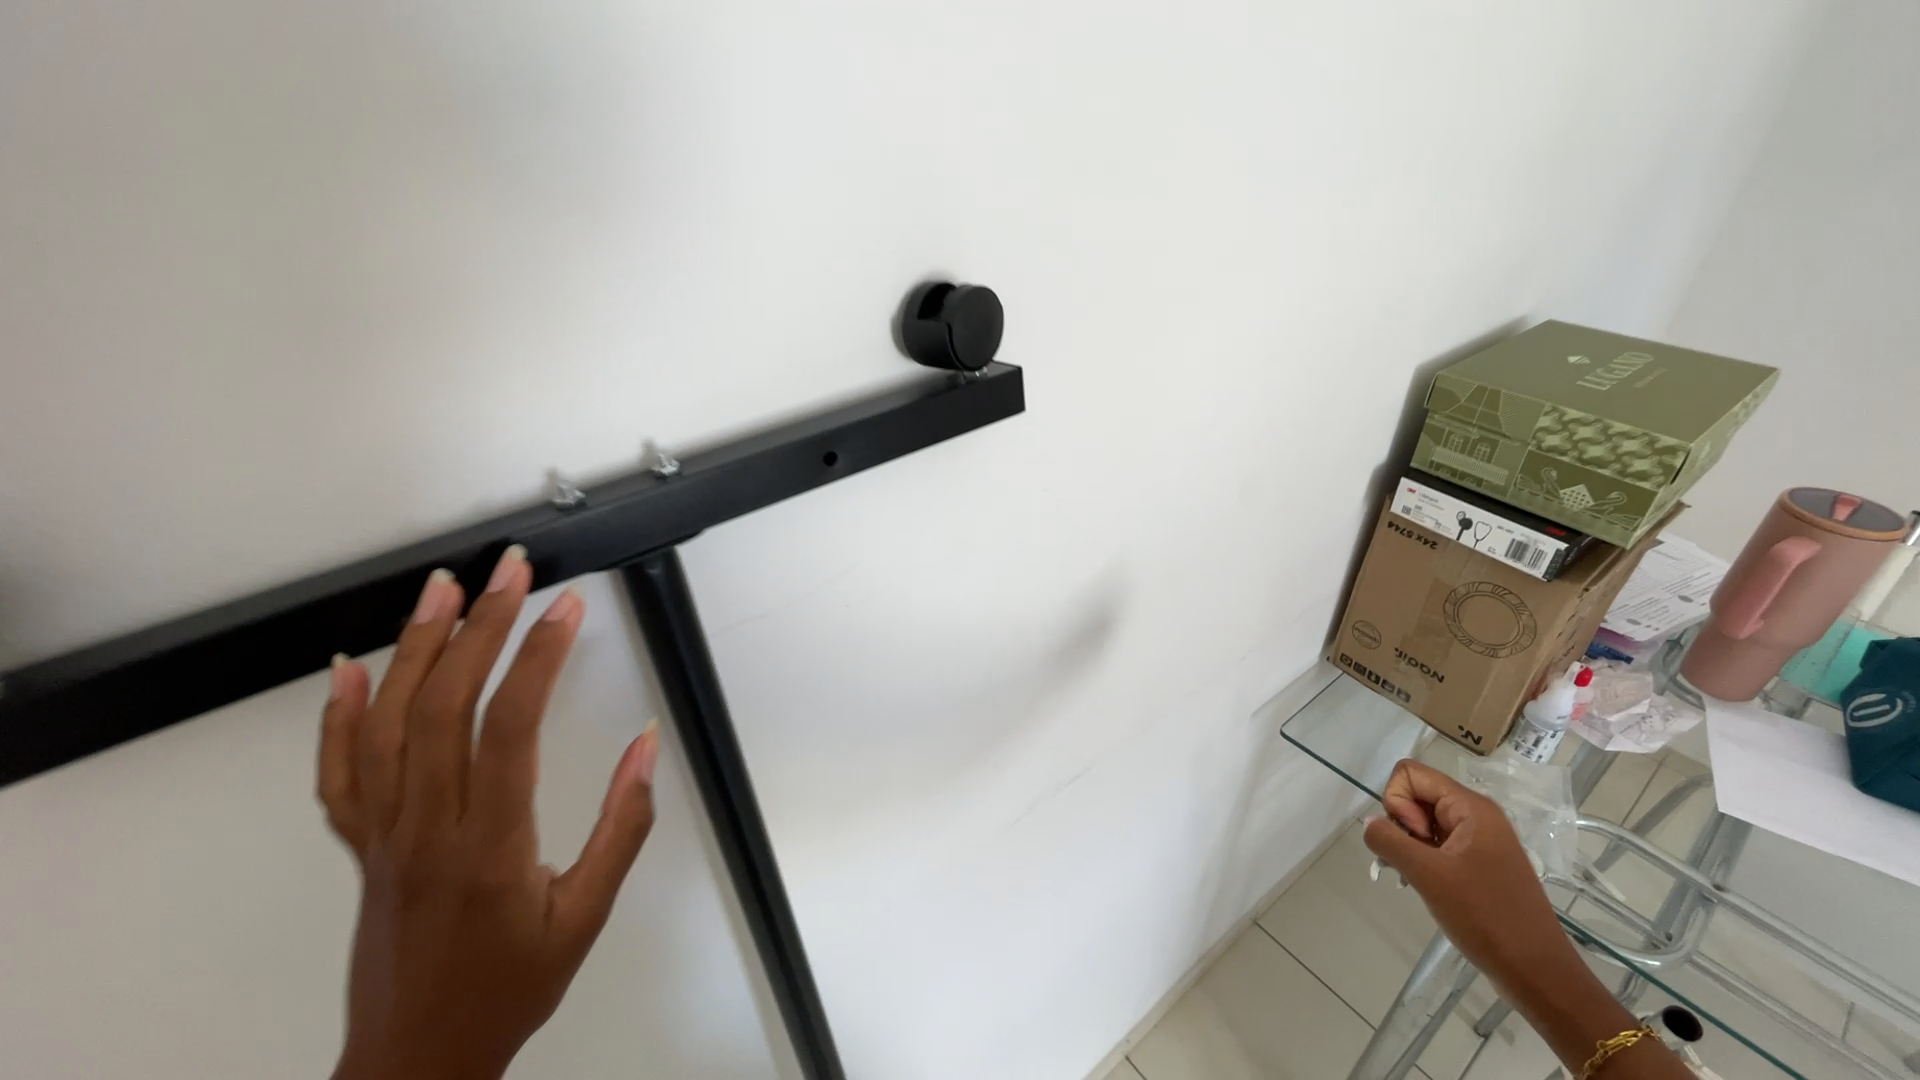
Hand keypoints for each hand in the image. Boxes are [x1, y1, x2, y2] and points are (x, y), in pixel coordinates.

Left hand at [319, 547, 659, 1079]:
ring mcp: (382, 834)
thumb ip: (623, 825)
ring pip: (389, 724)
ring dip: (416, 647)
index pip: (510, 727)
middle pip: (444, 706)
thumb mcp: (587, 914)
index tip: (568, 609)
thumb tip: (647, 746)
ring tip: (442, 588)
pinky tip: (352, 667)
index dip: (539, 657)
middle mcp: (427, 828)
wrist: (416, 1059)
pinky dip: (340, 715)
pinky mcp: (360, 845)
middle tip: (509, 570)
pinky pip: (340, 773)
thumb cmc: (512, 987)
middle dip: (481, 626)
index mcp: (490, 845)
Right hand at [1366, 762, 1694, 1076]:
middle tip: (1414, 863)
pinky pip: (1437, 844)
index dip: (1398, 802)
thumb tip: (1370, 823)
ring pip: (1424, 822)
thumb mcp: (1427, 874)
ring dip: (1409, 845)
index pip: (1410, 774)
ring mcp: (1479, 840)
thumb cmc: (1484, 916)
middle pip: (1416, 795)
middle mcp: (1476, 815)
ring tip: (1417, 879)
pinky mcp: (1479, 864)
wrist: (1536, 972)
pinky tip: (1426, 886)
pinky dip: (1423, 860)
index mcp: (1470, 807)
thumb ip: (1388, 839)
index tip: (1414, 840)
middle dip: (1401, 824)